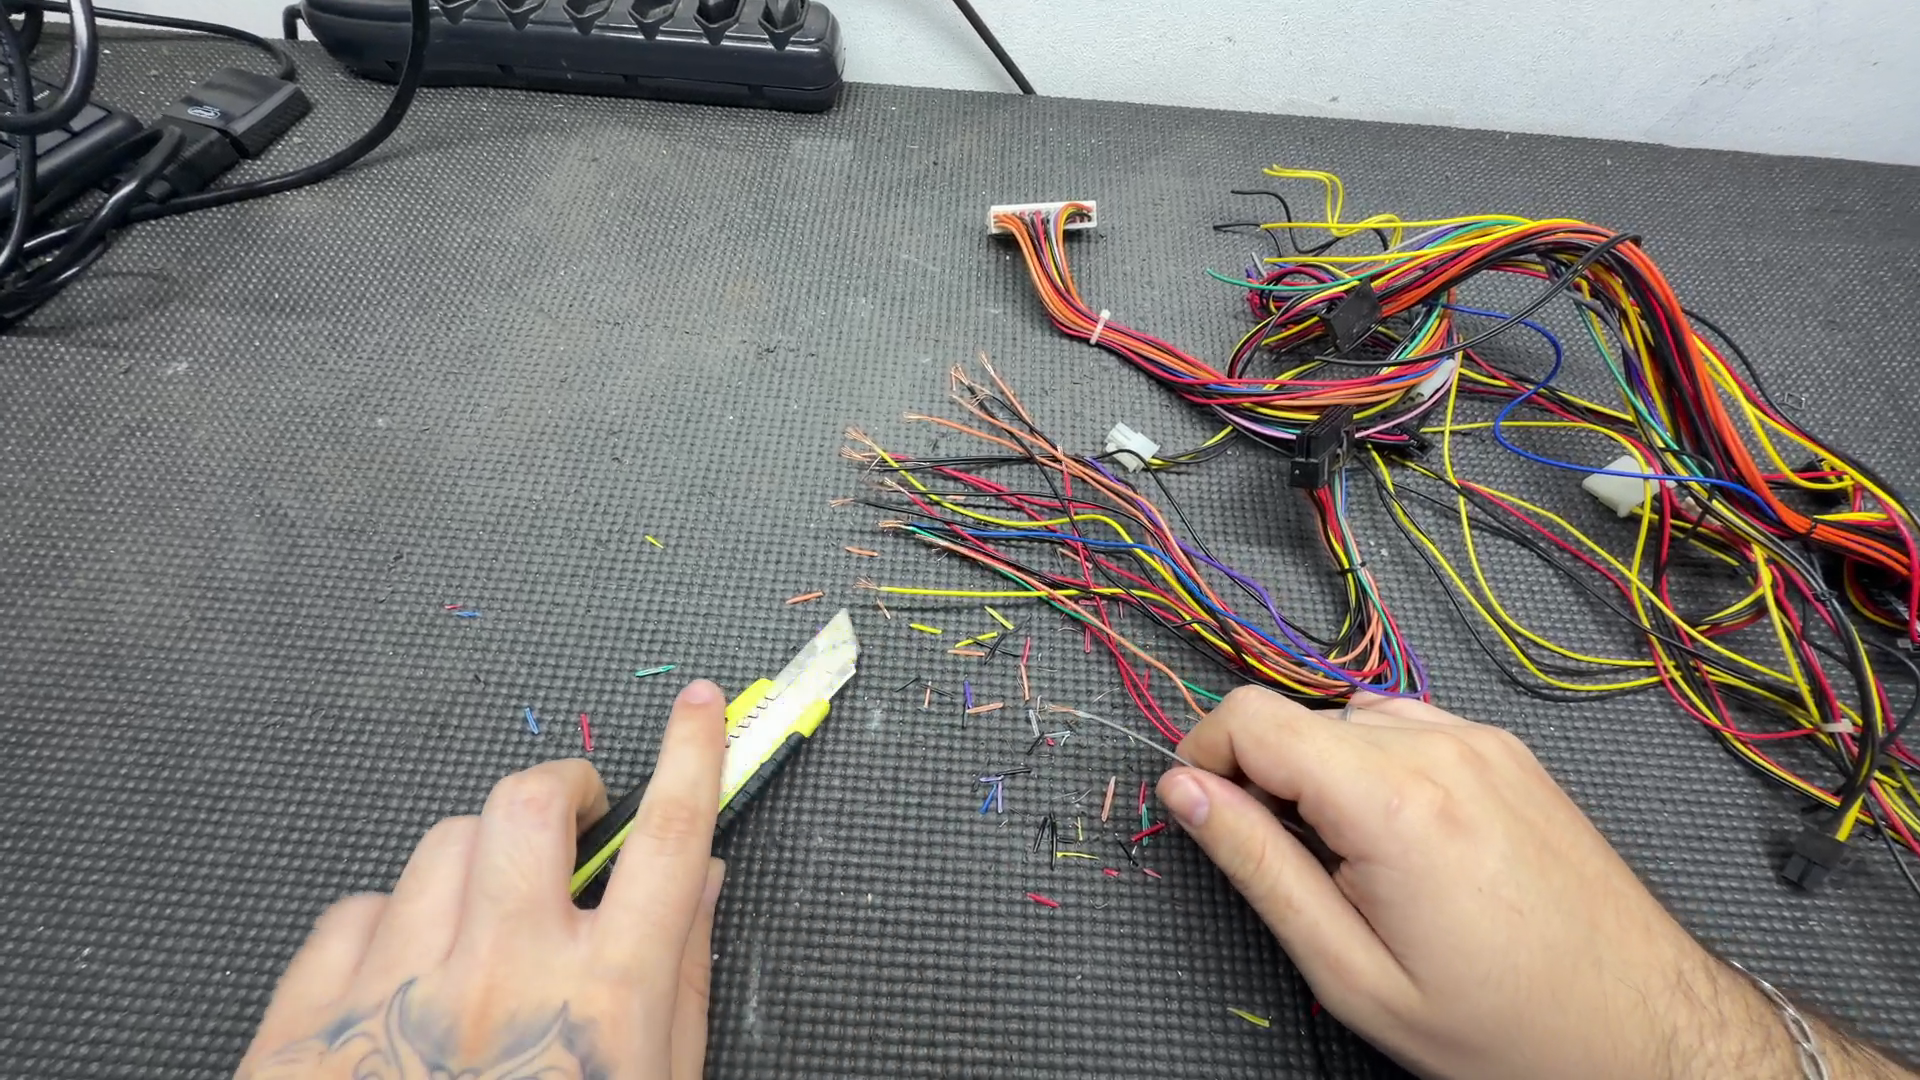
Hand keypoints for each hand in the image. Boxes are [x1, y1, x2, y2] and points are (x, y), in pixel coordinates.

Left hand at [235, 680, 729, 1079]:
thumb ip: (685, 972)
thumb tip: (701, 875)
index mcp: (605, 1000)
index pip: (671, 837)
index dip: (694, 754)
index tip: (701, 705)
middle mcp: (503, 981)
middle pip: (532, 804)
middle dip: (564, 785)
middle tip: (577, 812)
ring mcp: (395, 1000)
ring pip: (444, 845)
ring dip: (483, 861)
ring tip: (489, 916)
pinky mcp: (299, 1035)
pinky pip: (351, 913)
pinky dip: (391, 921)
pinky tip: (406, 973)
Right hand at [1157, 686, 1857, 1079]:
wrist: (1657, 1039)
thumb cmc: (1498, 1025)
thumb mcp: (1348, 969)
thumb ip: (1253, 862)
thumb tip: (1181, 787)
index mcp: (1392, 799)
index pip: (1248, 717)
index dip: (1203, 752)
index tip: (1205, 806)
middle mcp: (1436, 745)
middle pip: (1289, 715)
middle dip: (1260, 772)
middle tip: (1291, 855)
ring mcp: (1475, 736)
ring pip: (1337, 715)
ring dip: (1315, 767)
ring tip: (1351, 848)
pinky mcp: (1500, 744)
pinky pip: (1394, 720)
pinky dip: (1366, 758)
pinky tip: (1396, 824)